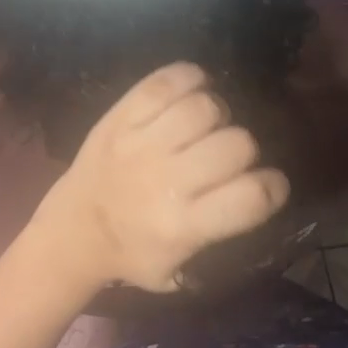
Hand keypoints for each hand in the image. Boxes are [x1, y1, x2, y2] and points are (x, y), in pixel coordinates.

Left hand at [23, 63, 289, 293]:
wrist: (74, 229)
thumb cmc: (134, 252)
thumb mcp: (180, 269)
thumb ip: (221, 237)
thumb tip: (260, 194)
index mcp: (183, 226)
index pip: (251, 196)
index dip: (273, 186)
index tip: (270, 183)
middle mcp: (165, 182)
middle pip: (234, 144)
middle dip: (245, 147)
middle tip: (231, 154)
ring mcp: (140, 145)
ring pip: (203, 107)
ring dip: (217, 112)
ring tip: (209, 123)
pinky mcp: (119, 117)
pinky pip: (162, 83)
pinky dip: (188, 78)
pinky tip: (195, 88)